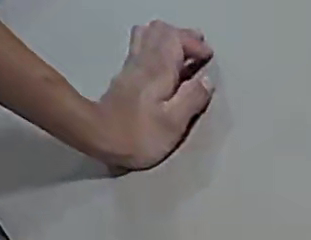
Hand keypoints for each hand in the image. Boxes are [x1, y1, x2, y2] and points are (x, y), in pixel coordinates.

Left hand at [88, 21, 214, 170]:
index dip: (195, 45)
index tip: (209, 56)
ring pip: (149, 35)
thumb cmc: (140, 136)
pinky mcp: (125, 76)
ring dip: (168, 38)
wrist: (101, 136)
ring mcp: (132, 66)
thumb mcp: (173, 123)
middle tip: (199, 48)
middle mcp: (144, 60)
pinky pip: (141, 47)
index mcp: (159, 69)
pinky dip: (155, 45)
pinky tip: (161, 59)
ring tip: (182, 50)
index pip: (178, 40)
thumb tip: (207, 81)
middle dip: (183, 37)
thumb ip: (192, 99)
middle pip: (162, 31)